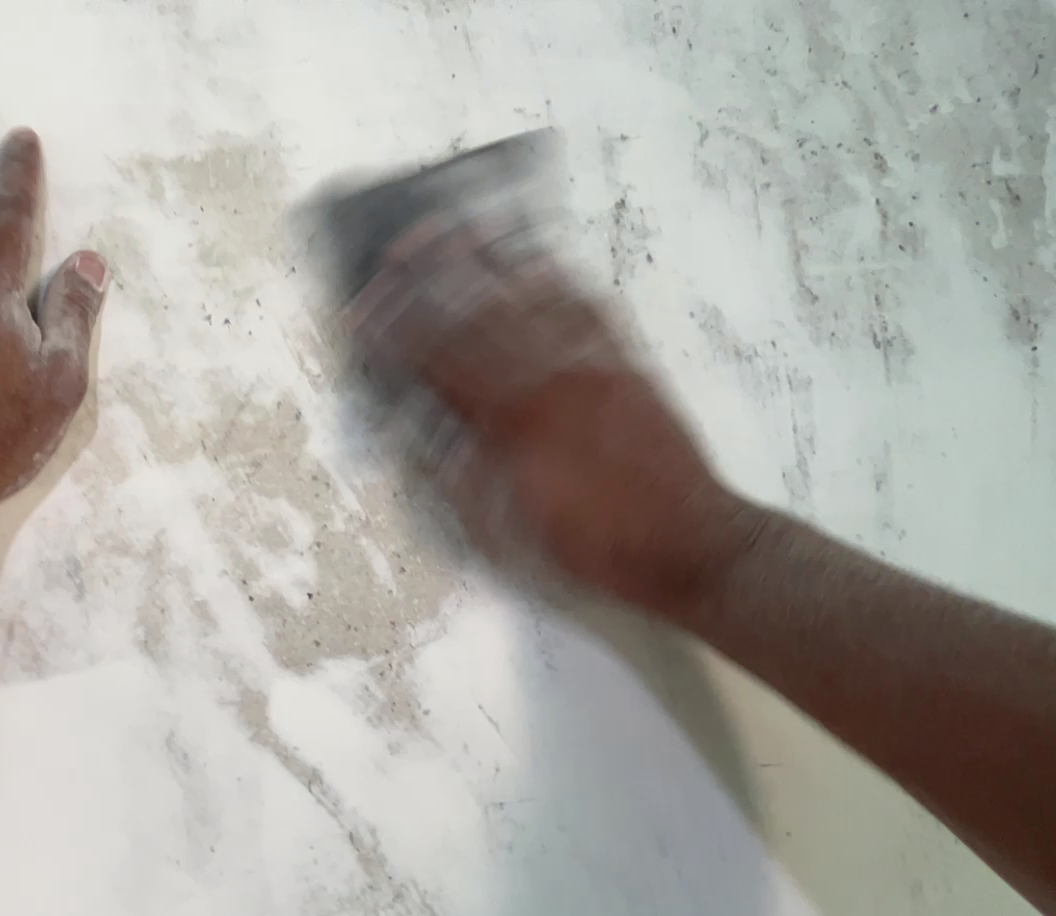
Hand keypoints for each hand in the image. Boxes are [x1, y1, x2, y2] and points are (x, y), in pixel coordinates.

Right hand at [346, 224, 758, 611]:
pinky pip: (591, 309)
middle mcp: (551, 384)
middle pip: (479, 317)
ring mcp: (594, 368)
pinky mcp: (630, 366)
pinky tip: (536, 261)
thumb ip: (454, 475)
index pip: (438, 365)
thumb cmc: (591, 547)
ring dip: (490, 262)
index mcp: (511, 428)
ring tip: (459, 228)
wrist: (688, 546)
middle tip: (401, 245)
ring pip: (532, 300)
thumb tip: (413, 433)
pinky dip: (558, 280)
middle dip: (432, 278)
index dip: (396, 335)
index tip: (366, 312)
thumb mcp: (504, 530)